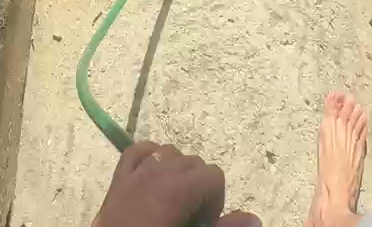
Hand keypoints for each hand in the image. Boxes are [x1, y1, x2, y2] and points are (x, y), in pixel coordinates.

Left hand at [91, 141, 259, 226]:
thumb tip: (255, 219)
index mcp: (177, 188)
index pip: (214, 176)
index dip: (216, 201)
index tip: (205, 224)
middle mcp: (157, 171)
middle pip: (193, 163)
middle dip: (199, 189)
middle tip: (191, 219)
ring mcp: (134, 174)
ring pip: (169, 153)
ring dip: (177, 173)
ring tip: (174, 205)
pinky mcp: (117, 181)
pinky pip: (138, 152)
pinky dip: (150, 159)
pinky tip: (152, 180)